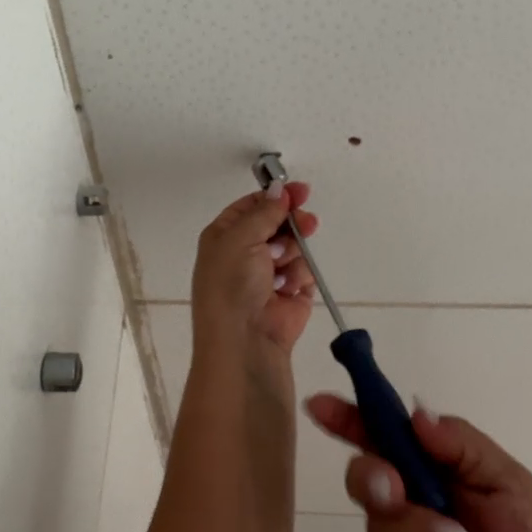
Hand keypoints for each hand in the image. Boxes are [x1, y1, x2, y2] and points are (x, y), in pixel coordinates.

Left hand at [190, 181, 320, 357]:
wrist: (245, 342)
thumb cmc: (232, 284)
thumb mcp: (241, 238)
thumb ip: (264, 211)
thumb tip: (279, 189)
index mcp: (224, 237)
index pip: (251, 207)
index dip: (275, 197)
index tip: (302, 190)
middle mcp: (244, 254)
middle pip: (276, 226)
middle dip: (292, 223)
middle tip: (307, 222)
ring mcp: (267, 277)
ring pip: (293, 249)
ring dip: (294, 253)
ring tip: (285, 268)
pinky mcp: (290, 297)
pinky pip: (303, 275)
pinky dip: (301, 277)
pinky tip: (292, 288)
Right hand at [305, 397, 531, 531]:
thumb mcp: (512, 486)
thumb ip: (463, 445)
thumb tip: (415, 412)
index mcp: (435, 467)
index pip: (382, 434)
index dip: (347, 416)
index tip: (319, 405)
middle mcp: (413, 501)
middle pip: (363, 476)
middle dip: (370, 475)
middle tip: (392, 488)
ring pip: (378, 524)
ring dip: (415, 529)